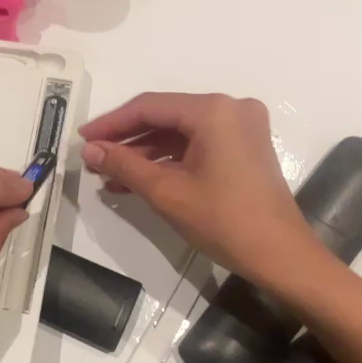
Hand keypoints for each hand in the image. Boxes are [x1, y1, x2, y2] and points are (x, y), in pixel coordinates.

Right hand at [79, 93, 322, 288]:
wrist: (279, 254)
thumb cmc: (223, 220)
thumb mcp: (166, 192)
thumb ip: (124, 165)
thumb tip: (89, 150)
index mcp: (213, 111)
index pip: (149, 108)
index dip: (111, 123)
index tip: (82, 139)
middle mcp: (229, 110)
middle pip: (164, 117)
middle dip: (126, 140)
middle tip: (92, 158)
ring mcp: (240, 128)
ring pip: (178, 134)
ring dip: (143, 154)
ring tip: (108, 176)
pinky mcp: (243, 149)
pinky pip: (195, 146)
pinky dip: (167, 161)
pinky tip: (136, 181)